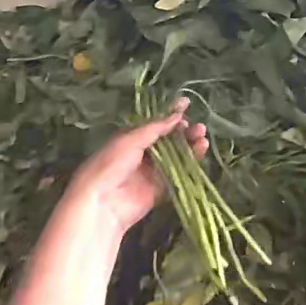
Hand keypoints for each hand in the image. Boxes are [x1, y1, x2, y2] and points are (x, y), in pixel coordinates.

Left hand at [60, 97, 208, 241]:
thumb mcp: (131, 139)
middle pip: (167, 138)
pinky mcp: (160, 188)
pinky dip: (190, 162)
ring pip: (175, 154)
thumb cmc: (111, 162)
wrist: (103, 202)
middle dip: (182, 130)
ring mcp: (152, 170)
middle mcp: (143, 151)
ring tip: (202, 136)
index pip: (155, 121)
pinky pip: (178, 173)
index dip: (170, 112)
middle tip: (198, 126)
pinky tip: (200, 150)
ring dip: (189, 144)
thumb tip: (177, 116)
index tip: (186, 102)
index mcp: (132, 135)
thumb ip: (155, 128)